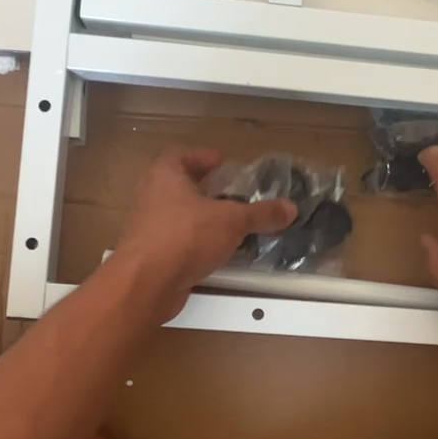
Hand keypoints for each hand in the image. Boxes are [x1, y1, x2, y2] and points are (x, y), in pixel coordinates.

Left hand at [113, 148, 295, 321]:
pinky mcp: (151, 255)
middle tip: (231, 194)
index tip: (222, 163)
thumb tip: (290, 208)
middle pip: (180, 186)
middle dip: (206, 190)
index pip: (181, 155)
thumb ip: (261, 213)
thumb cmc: (185, 236)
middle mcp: (151, 196)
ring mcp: (148, 227)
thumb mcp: (232, 221)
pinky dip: (198, 244)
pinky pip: (179, 242)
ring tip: (232, 225)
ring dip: (203, 219)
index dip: (202, 157)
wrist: (147, 283)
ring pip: (180, 216)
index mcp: (165, 175)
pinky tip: (219, 253)